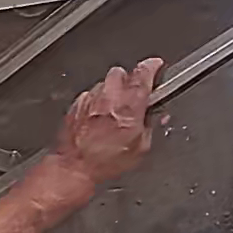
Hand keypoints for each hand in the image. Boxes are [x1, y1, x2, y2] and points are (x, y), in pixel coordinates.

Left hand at [43, 58, 163, 196]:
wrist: (75, 167)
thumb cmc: (105, 161)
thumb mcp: (141, 147)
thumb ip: (151, 125)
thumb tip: (157, 116)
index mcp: (130, 104)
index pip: (144, 72)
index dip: (152, 66)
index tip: (156, 65)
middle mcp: (109, 96)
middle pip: (122, 72)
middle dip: (130, 81)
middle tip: (134, 95)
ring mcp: (91, 98)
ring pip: (105, 83)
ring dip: (112, 92)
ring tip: (115, 111)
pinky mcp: (76, 104)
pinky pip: (91, 95)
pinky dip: (97, 102)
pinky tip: (99, 118)